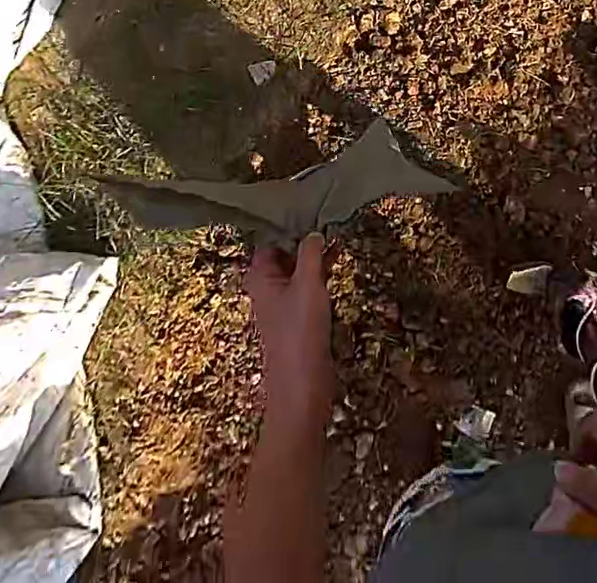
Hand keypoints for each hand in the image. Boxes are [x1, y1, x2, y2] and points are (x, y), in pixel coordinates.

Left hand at [245, 234, 332, 434]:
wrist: (302, 386)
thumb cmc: (299, 330)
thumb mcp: (307, 285)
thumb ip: (310, 254)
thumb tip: (314, 232)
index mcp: (259, 277)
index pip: (270, 242)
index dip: (288, 228)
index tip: (309, 211)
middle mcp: (267, 287)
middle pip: (284, 255)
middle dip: (303, 240)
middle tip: (326, 219)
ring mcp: (283, 303)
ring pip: (297, 271)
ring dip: (314, 257)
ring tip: (335, 235)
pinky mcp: (298, 317)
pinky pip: (307, 287)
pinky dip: (319, 274)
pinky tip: (336, 262)